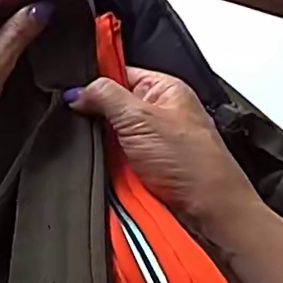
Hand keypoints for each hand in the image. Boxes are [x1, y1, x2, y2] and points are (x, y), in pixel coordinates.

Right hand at [68, 66, 261, 237]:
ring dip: (101, 146)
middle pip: (110, 107)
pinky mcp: (142, 169)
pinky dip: (106, 165)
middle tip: (93, 128)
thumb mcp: (140, 118)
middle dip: (97, 119)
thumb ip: (106, 97)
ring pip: (108, 138)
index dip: (97, 81)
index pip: (121, 72)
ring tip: (106, 153)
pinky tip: (106, 169)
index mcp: (163, 89)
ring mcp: (148, 143)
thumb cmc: (194, 162)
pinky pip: (112, 161)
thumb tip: (78, 92)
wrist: (207, 210)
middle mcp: (156, 114)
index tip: (75, 92)